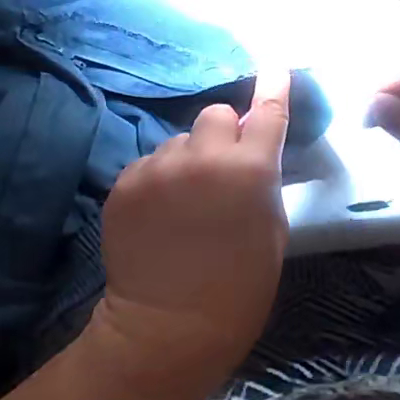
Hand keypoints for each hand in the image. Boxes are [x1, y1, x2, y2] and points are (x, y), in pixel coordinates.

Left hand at [90, 71, 290, 390]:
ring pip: (179, 140)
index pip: (267, 112)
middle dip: (222, 134)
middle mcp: (204, 157)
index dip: (273, 89)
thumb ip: (262, 179)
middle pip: (215, 114)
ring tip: (182, 203)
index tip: (274, 69)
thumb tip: (253, 148)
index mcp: (250, 170)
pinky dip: (158, 180)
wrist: (167, 330)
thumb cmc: (239, 289)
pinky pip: (150, 163)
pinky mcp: (125, 182)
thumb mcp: (271, 230)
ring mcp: (159, 167)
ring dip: (187, 159)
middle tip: (219, 170)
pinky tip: (158, 215)